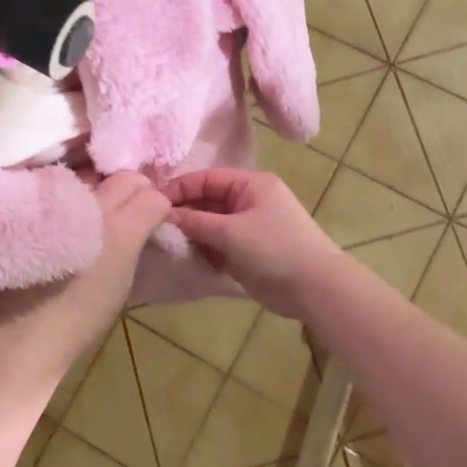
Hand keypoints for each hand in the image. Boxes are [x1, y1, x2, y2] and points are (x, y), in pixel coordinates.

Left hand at [0, 172, 171, 373]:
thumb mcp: (124, 280)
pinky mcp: (37, 207)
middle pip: (126, 178)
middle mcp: (94, 207)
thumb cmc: (81, 318)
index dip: (157, 206)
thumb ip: (135, 240)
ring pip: (96, 178)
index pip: (152, 195)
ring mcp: (64, 204)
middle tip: (131, 213)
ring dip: (104, 190)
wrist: (25, 334)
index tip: (153, 221)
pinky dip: (78, 196)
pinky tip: (74, 218)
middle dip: (136, 190)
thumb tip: (143, 220)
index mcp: (121, 230)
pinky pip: (68, 187)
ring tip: (100, 215)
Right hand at [162, 168, 348, 319]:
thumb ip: (195, 222)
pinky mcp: (247, 252)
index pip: (207, 178)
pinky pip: (218, 245)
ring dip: (191, 233)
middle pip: (208, 201)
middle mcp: (249, 201)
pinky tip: (183, 256)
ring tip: (163, 241)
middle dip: (183, 212)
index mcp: (251, 184)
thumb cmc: (274, 248)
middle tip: (153, 225)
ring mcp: (249, 228)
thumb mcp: (231, 231)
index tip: (153, 203)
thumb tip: (164, 214)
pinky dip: (202, 249)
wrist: (313, 287)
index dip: (180, 188)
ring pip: (211, 224)